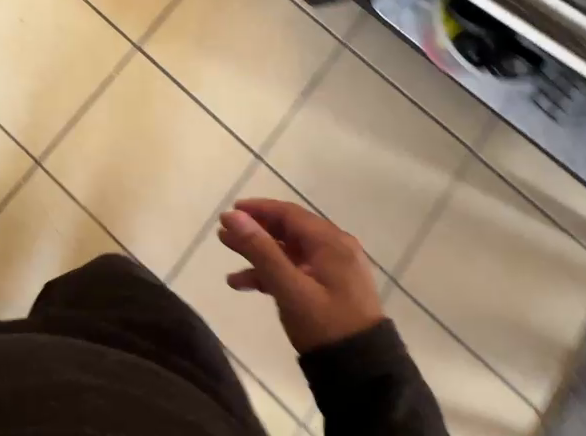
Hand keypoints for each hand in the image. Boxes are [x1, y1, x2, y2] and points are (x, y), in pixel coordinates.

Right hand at [217, 199, 383, 353]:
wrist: (362, 374)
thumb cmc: (326, 325)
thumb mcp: (289, 287)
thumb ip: (260, 250)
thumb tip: (232, 215)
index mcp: (331, 243)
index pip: (288, 213)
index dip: (257, 209)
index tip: (229, 212)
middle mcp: (334, 249)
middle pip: (287, 231)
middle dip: (254, 232)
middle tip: (223, 234)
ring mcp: (333, 270)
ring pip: (288, 252)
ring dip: (258, 253)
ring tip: (228, 253)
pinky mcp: (330, 289)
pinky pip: (296, 271)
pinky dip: (271, 273)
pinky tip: (243, 284)